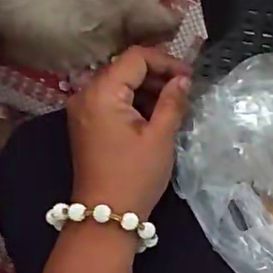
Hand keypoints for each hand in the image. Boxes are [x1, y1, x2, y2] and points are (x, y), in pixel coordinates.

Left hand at [67, 46, 191, 220]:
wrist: (106, 214)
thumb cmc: (135, 176)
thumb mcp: (160, 137)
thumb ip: (172, 102)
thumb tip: (183, 80)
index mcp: (102, 92)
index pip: (135, 57)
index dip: (166, 61)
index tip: (190, 77)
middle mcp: (85, 94)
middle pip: (124, 67)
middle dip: (157, 74)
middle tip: (185, 89)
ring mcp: (82, 109)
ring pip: (119, 83)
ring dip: (147, 88)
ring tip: (174, 103)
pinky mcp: (86, 123)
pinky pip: (111, 100)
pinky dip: (134, 102)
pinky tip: (155, 114)